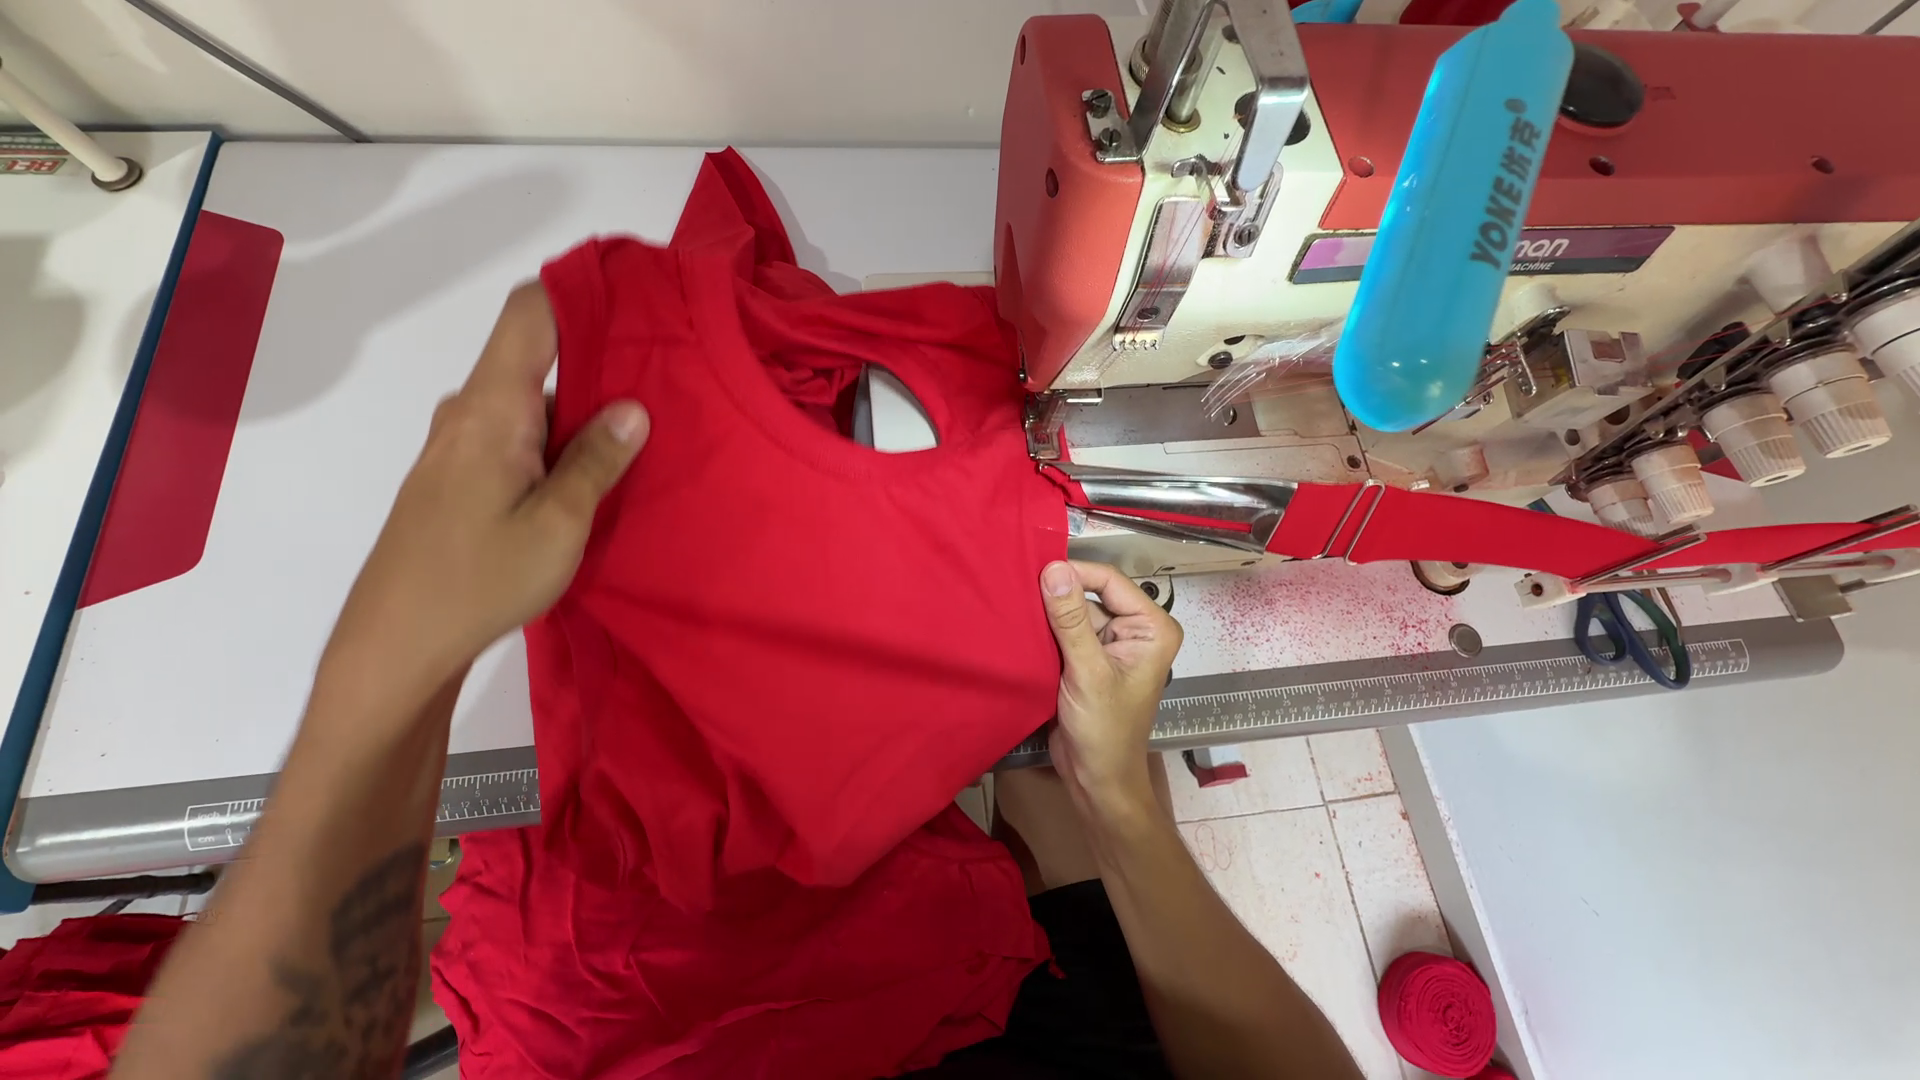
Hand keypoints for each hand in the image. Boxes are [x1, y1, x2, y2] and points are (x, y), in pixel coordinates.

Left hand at [328, 282, 648, 690]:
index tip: (637, 300)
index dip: (580, 294)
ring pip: (529, 399)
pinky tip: (593, 468)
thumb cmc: (481, 579)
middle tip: (663, 378)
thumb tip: (634, 406)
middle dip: (598, 358)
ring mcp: (460, 442)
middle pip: (535, 354)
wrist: (399, 640)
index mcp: (492, 409)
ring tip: (640, 429)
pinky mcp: (460, 472)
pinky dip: (557, 435)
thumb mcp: (559, 524)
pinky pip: (517, 431)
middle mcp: (469, 411)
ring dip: (580, 406)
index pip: (530, 314)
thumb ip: (596, 461)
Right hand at [1038, 560, 1182, 817]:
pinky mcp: (1088, 658)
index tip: (1035, 570)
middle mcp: (1136, 629)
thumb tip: (1053, 569)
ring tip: (1015, 600)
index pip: (1110, 581)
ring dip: (1048, 611)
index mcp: (1152, 628)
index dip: (1075, 573)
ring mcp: (1111, 644)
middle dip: (1058, 592)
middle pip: (1091, 593)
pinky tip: (1021, 623)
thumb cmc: (1104, 731)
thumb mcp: (1087, 672)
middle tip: (1018, 583)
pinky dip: (1045, 629)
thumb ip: (1070, 620)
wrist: (1096, 779)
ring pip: (1074, 611)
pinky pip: (1066, 631)